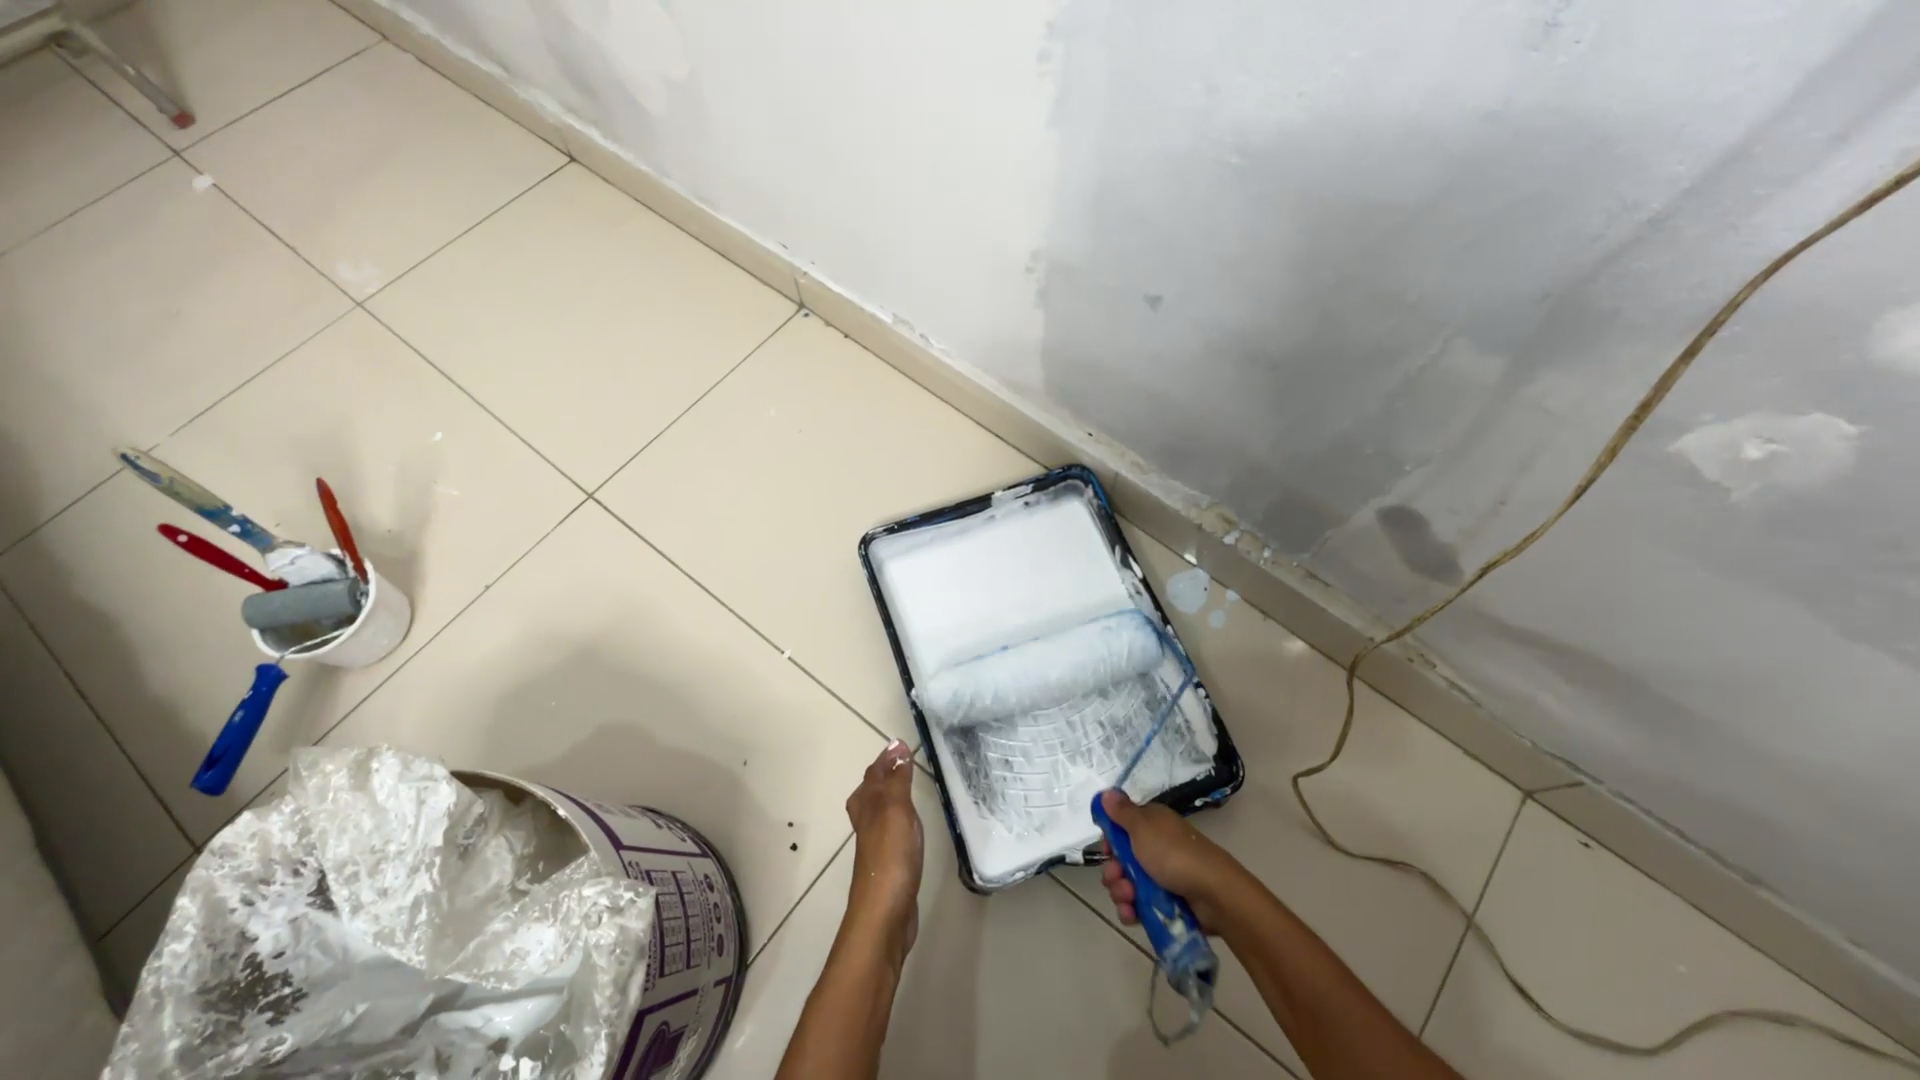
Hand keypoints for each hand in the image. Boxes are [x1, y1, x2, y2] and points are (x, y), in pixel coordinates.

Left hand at [844, 740, 922, 959]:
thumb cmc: (890, 857)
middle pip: (869, 794)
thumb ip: (896, 780)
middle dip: (881, 777)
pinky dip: (898, 823)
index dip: (884, 760)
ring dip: (888, 799)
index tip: (899, 745)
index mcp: (867, 808)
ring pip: (878, 814)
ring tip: (904, 790)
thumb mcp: (895, 810)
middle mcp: (868, 825)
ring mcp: (877, 848)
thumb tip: (896, 745)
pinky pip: (891, 835)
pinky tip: (909, 830)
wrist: (885, 913)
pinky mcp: (889, 867)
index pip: (873, 776)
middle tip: (898, 763)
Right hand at [1097, 789, 1241, 931]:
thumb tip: (1106, 792)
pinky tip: (1131, 914)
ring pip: (1127, 884)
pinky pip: (1138, 906)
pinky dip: (1131, 910)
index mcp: (1152, 825)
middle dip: (1113, 871)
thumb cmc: (1174, 854)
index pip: (1122, 829)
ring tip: (1129, 898)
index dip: (1111, 841)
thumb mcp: (1143, 827)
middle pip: (1121, 860)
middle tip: (1118, 877)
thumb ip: (1122, 812)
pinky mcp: (1165, 902)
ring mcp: (1161, 877)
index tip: (1107, 850)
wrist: (1212, 893)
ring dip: (1121, 892)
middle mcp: (1156, 848)